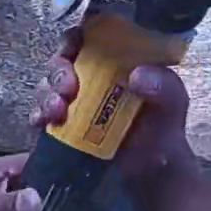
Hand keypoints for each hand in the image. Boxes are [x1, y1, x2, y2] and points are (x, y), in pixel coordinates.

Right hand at [32, 27, 198, 194]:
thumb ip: (165, 87)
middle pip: (61, 61)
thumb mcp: (172, 105)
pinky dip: (37, 115)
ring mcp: (71, 101)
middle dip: (58, 70)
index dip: (75, 37)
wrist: (149, 172)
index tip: (73, 45)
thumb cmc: (161, 131)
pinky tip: (43, 121)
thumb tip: (137, 75)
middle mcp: (88, 77)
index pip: (88, 39)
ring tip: (57, 109)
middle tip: (68, 86)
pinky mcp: (60, 124)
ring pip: (47, 86)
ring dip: (46, 94)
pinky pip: (40, 114)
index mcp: (113, 63)